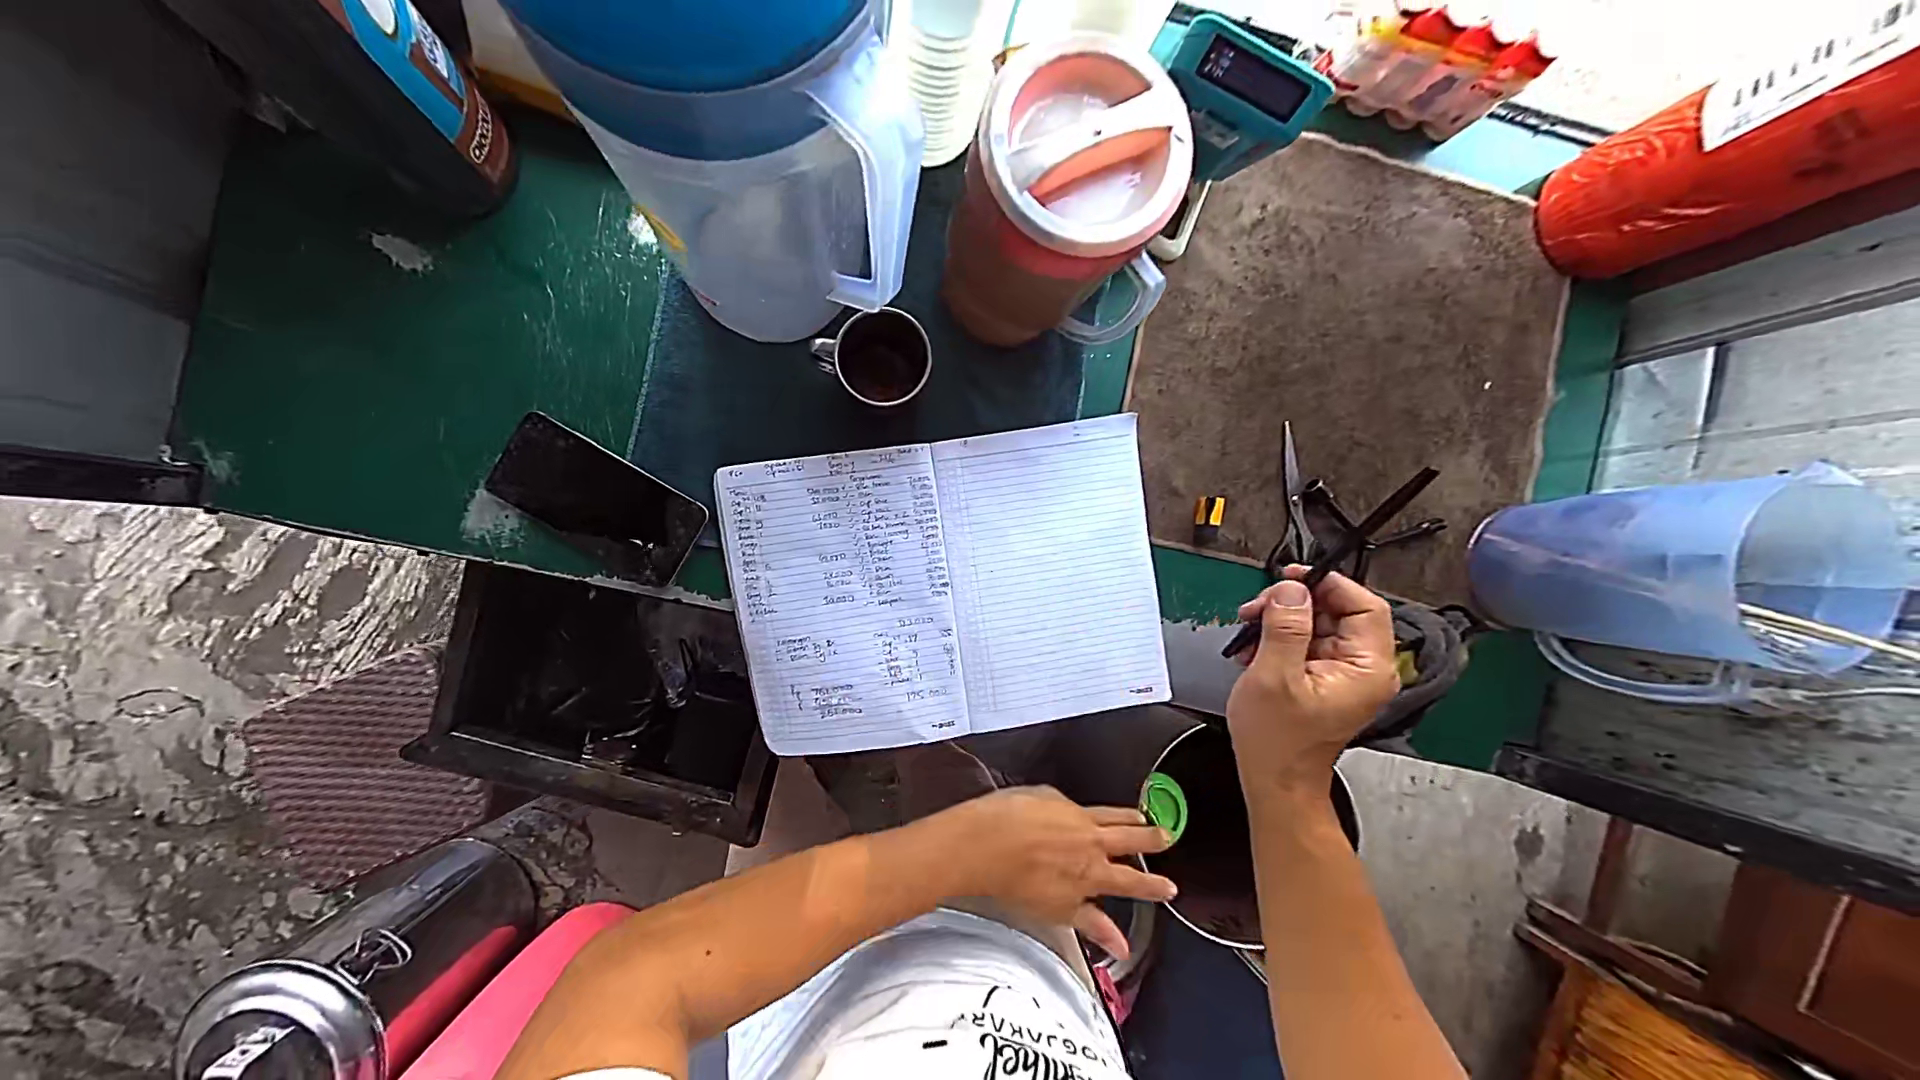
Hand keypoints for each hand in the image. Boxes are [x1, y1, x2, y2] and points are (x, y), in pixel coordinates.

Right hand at [919, 787, 1174, 959]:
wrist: (985, 844)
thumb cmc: (1003, 815)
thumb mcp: (1038, 795)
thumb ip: (1061, 807)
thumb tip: (1067, 814)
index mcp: (1081, 817)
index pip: (1116, 817)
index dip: (1134, 818)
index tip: (1144, 820)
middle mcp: (1089, 847)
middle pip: (1131, 843)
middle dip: (1153, 842)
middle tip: (1166, 840)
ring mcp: (1083, 878)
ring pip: (1126, 883)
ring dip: (1150, 885)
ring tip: (1168, 889)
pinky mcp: (1067, 906)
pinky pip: (1093, 923)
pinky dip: (1109, 937)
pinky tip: (1121, 947)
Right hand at [1225, 568, 1398, 795]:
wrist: (1274, 779)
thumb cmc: (1277, 740)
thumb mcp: (1273, 676)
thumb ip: (1284, 628)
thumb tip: (1291, 590)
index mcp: (1367, 668)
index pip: (1364, 606)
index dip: (1329, 584)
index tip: (1292, 577)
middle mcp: (1364, 668)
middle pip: (1337, 611)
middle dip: (1294, 604)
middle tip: (1258, 608)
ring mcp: (1344, 673)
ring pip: (1317, 623)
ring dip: (1281, 620)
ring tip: (1250, 629)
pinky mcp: (1324, 677)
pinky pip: (1306, 642)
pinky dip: (1279, 637)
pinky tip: (1254, 647)